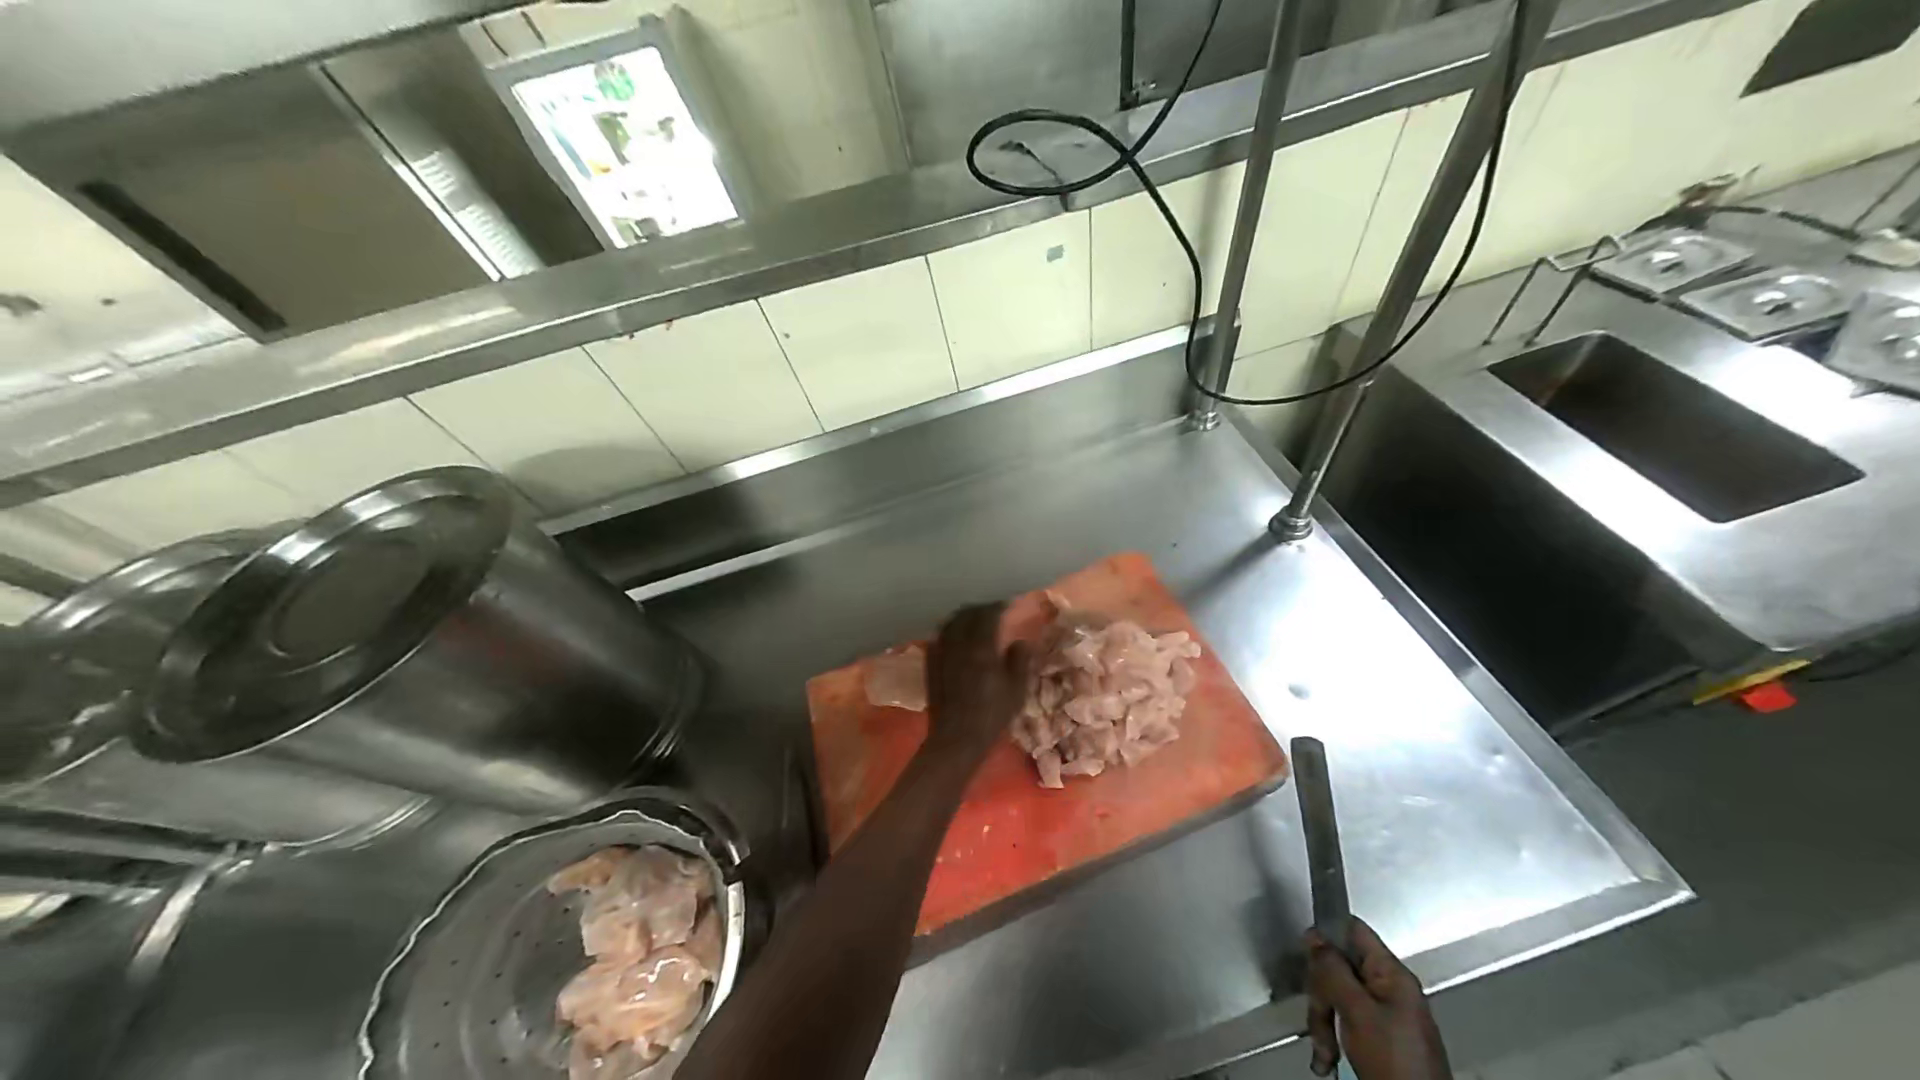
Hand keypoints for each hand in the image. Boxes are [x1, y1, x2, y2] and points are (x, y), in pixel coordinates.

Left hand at [923, 603, 1029, 756]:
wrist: (956, 738)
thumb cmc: (992, 715)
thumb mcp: (1016, 690)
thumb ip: (1020, 660)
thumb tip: (1021, 641)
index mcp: (981, 647)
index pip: (987, 614)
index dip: (998, 606)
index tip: (1007, 603)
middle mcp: (958, 643)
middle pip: (966, 614)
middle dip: (980, 608)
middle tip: (992, 610)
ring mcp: (941, 652)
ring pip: (950, 622)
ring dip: (963, 616)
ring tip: (973, 618)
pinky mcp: (930, 663)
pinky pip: (939, 636)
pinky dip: (950, 629)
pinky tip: (955, 636)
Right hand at [1305, 918, 1451, 1079]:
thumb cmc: (1393, 1060)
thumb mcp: (1357, 1011)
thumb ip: (1333, 969)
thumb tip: (1314, 934)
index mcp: (1391, 974)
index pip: (1354, 930)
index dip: (1327, 934)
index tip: (1307, 955)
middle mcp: (1387, 988)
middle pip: (1339, 966)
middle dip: (1322, 994)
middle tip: (1320, 1018)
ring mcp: (1383, 1013)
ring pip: (1336, 996)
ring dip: (1323, 1022)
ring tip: (1326, 1052)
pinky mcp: (1376, 1036)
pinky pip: (1343, 1021)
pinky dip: (1331, 1038)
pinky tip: (1328, 1059)